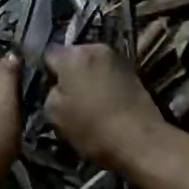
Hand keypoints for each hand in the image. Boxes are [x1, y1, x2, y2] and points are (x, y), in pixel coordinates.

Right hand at [45, 43, 169, 170]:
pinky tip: (106, 105)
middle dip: (70, 73)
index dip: (47, 73)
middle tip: (69, 98)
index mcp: (72, 55)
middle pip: (74, 57)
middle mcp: (95, 48)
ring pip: (93, 65)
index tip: (49, 91)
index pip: (49, 55)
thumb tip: (56, 87)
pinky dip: (105, 85)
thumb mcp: (55, 115)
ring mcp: (117, 58)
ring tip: (90, 103)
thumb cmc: (93, 127)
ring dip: (89, 78)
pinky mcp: (134, 72)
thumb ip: (50, 93)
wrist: (141, 141)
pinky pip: (110, 74)